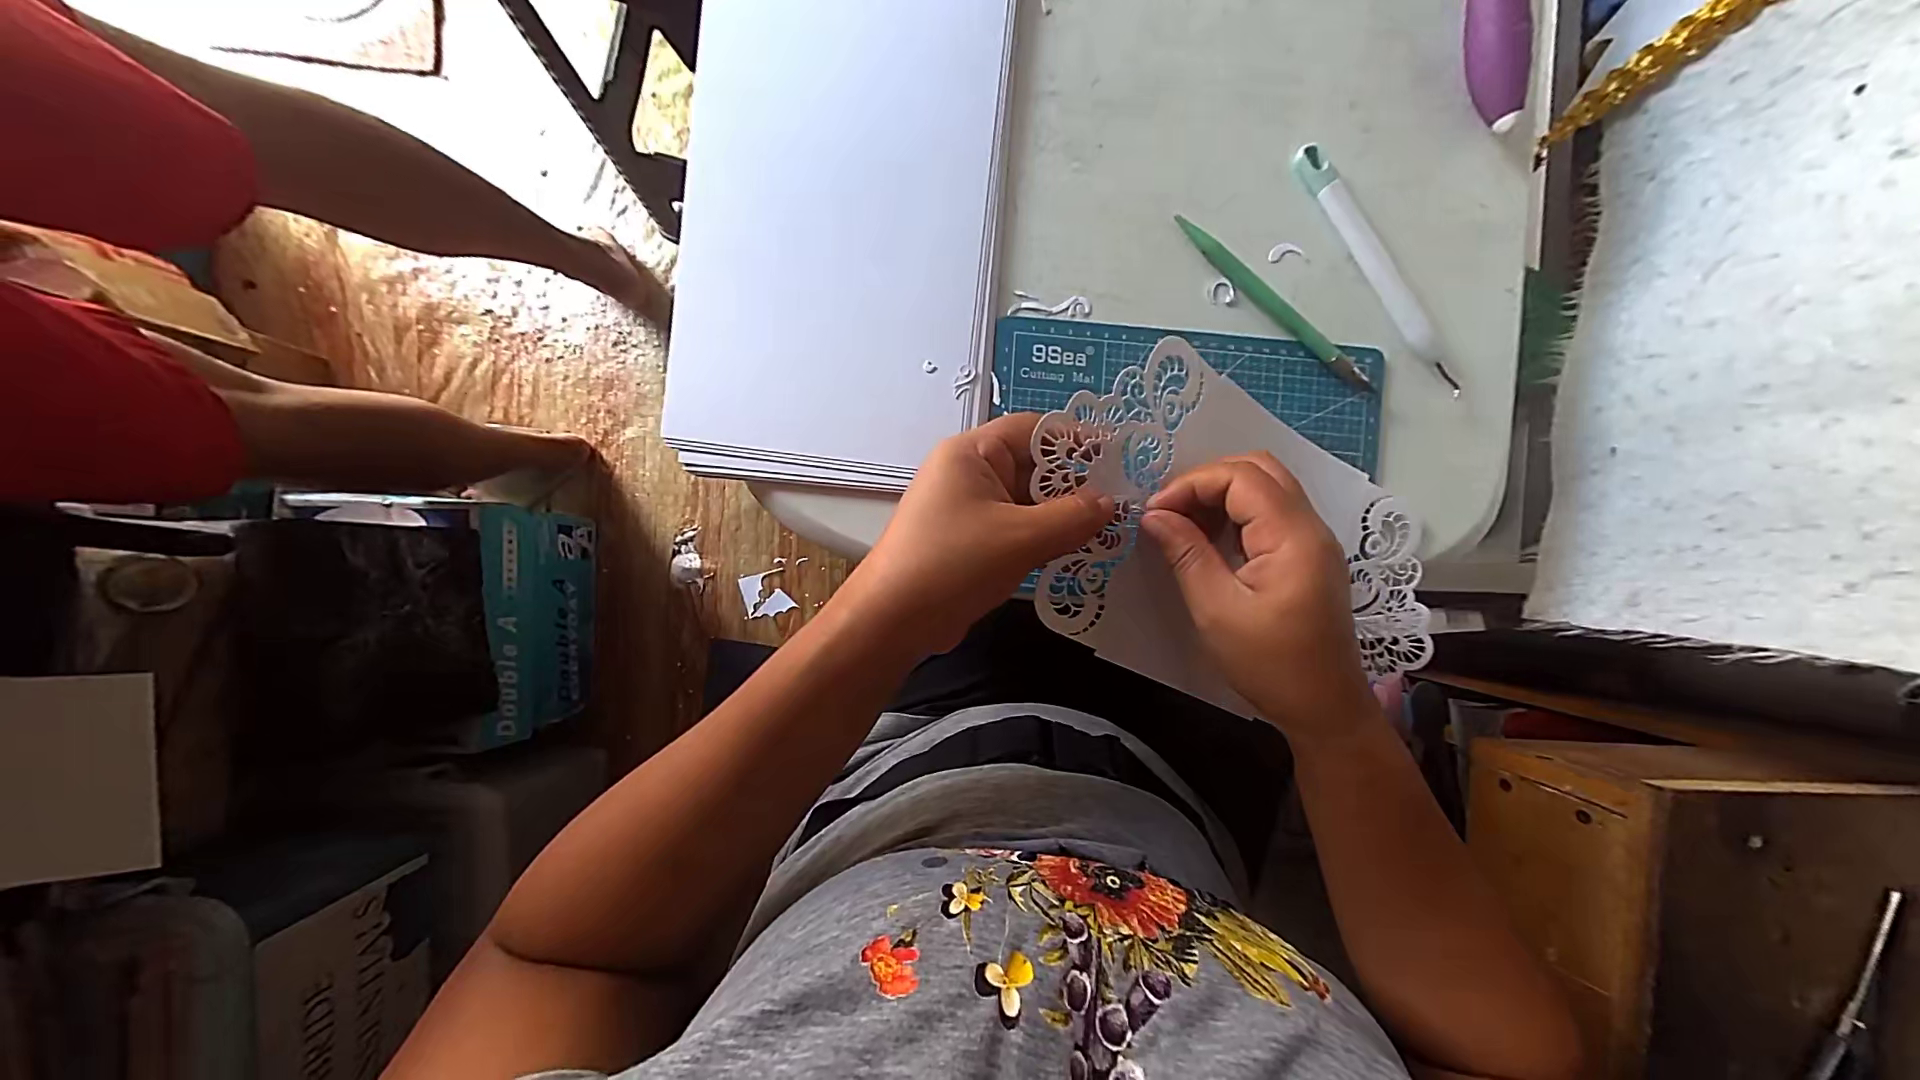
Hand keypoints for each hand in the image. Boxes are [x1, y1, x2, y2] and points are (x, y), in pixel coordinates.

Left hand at [834, 413, 1112, 656]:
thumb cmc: (953, 565)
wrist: (893, 621)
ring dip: (1062, 516)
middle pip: (1032, 466)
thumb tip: (1109, 503)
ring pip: (1027, 502)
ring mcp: (968, 509)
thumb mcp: (1021, 537)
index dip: (1077, 441)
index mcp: (972, 453)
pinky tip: (1076, 554)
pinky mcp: (970, 541)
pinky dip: (1043, 538)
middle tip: (1120, 505)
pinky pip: (1016, 529)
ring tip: (1107, 532)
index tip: (1117, 461)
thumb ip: (1073, 516)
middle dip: (1075, 486)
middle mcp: (968, 473)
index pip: (1034, 430)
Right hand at [1139, 453, 1374, 742]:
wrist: (1324, 708)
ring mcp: (1313, 540)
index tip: (1155, 513)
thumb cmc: (1270, 664)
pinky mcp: (1307, 556)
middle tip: (1168, 510)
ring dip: (1220, 494)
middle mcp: (1310, 527)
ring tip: (1181, 522)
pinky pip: (1270, 513)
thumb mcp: (1216, 610)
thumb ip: (1186, 554)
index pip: (1241, 477)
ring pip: (1265, 487)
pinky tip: (1207, 538)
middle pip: (1259, 469)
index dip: (1192, 484)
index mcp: (1293, 537)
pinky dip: (1234, 512)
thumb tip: (1153, 515)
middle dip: (1206, 480)